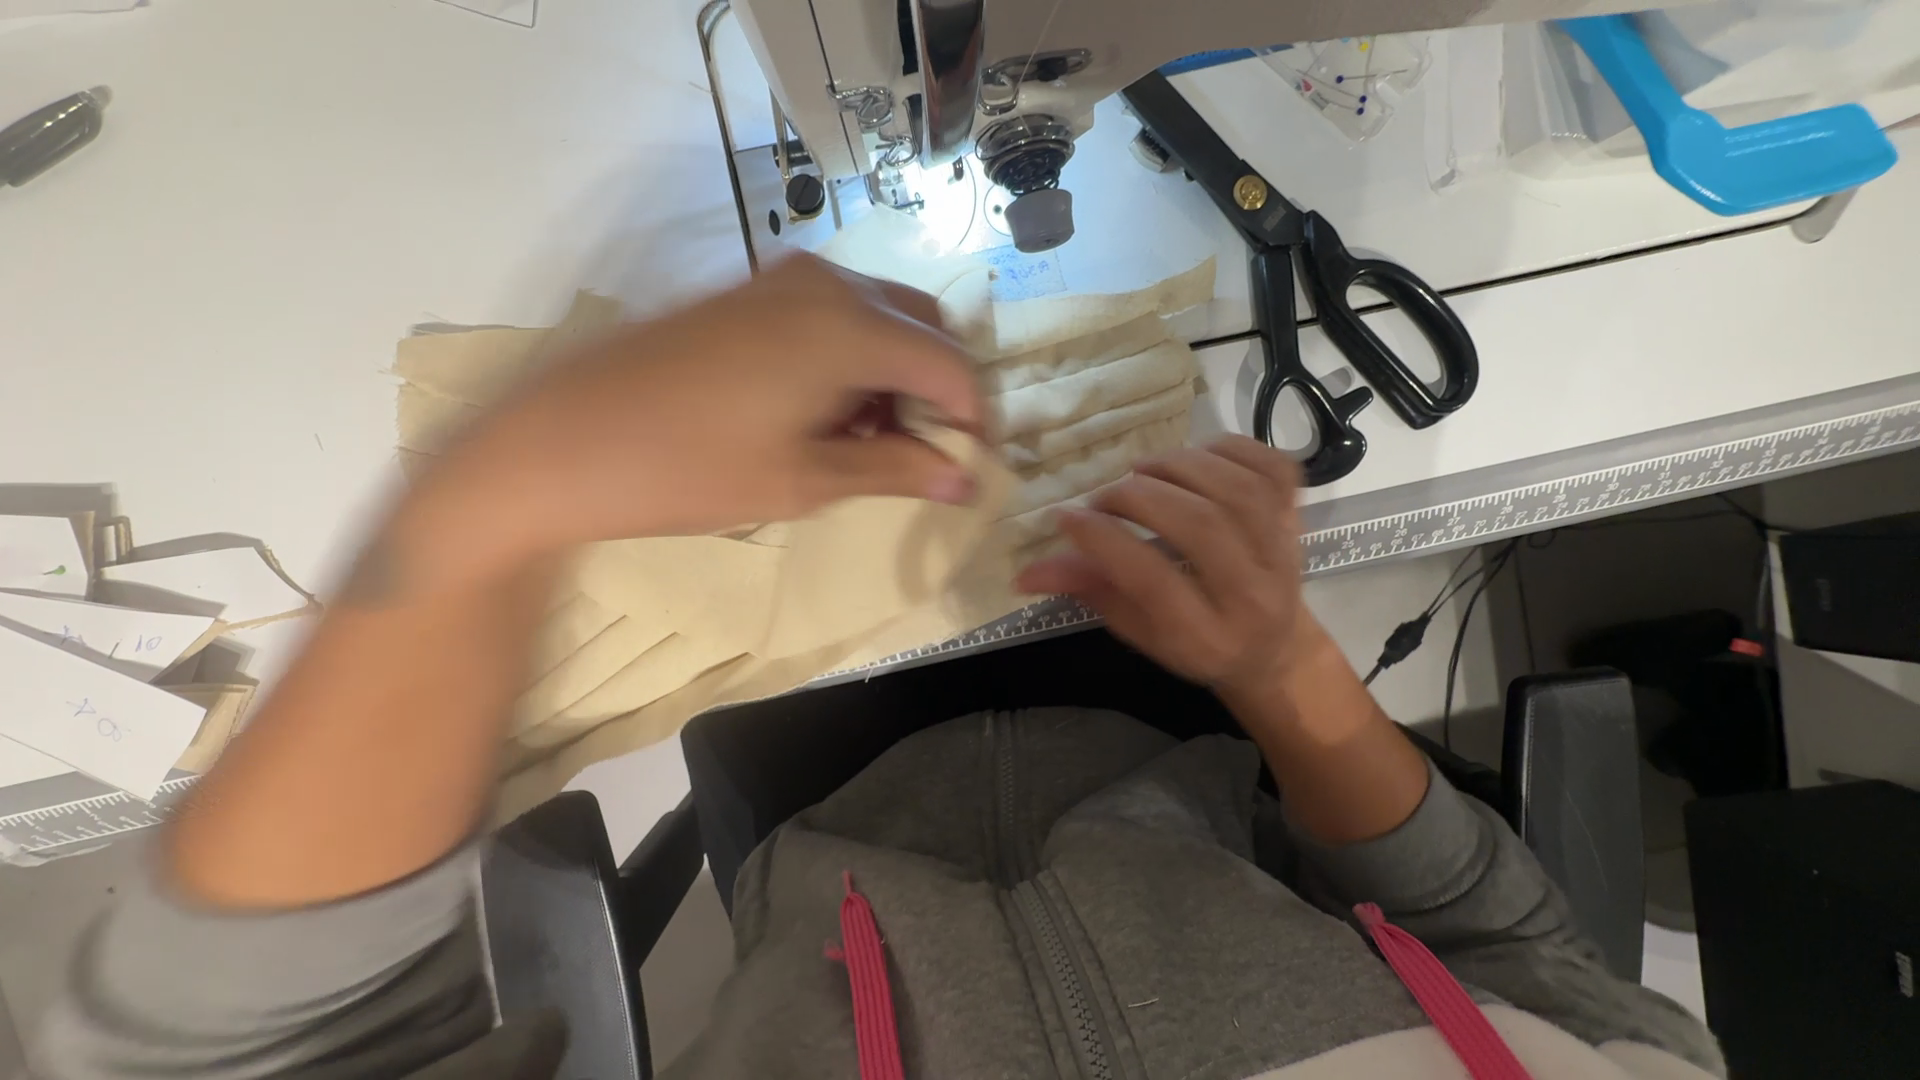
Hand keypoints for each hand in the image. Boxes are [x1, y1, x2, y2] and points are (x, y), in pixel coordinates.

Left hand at [414, 255, 984, 575]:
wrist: (563, 440)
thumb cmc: (689, 470)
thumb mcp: (805, 481)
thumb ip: (896, 470)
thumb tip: (965, 479)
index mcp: (849, 327)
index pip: (950, 366)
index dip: (971, 420)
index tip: (970, 468)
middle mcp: (828, 284)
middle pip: (924, 329)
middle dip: (938, 392)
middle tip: (921, 455)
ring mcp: (785, 280)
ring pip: (882, 318)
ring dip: (897, 375)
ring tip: (870, 443)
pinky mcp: (754, 292)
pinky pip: (837, 315)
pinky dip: (856, 359)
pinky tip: (828, 413)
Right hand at [1016, 437, 1327, 702]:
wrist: (1275, 647)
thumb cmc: (1195, 644)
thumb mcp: (1137, 629)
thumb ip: (1091, 591)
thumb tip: (1024, 572)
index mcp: (1207, 635)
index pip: (1152, 577)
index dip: (1103, 539)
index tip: (1066, 517)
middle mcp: (1253, 594)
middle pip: (1198, 526)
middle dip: (1137, 498)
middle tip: (1105, 497)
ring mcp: (1284, 553)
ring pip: (1234, 490)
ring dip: (1177, 467)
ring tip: (1142, 471)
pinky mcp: (1299, 519)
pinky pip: (1272, 468)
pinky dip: (1230, 448)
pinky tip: (1194, 455)